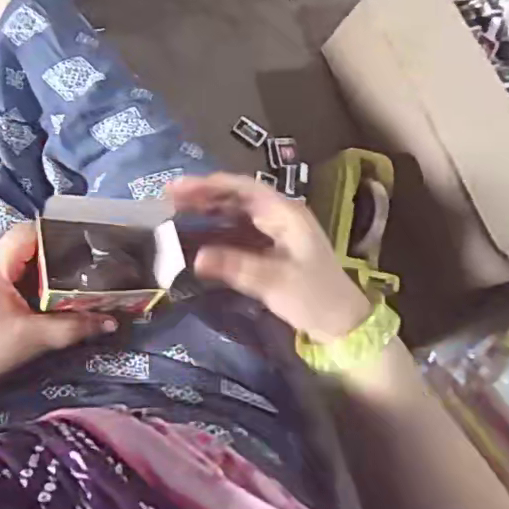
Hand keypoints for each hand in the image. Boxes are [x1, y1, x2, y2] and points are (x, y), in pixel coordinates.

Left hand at [0, 224, 116, 388]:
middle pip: (29, 242)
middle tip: (90, 266)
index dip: (62, 235)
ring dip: (47, 268)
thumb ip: (74, 327)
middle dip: (60, 253)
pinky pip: (13, 271)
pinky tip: (53, 293)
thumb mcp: (32, 339)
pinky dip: (34, 278)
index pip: (33, 231)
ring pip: (22, 257)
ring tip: (78, 279)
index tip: (89, 247)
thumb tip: (111, 321)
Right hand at [167, 173, 372, 341]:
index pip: (242, 188)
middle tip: (168, 198)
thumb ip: (236, 267)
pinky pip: (237, 230)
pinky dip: (215, 228)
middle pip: (236, 196)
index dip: (209, 185)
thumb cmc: (314, 297)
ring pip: (235, 212)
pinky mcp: (270, 247)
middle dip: (202, 195)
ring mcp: (275, 231)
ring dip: (207, 210)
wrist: (341, 323)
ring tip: (175, 211)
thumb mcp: (275, 282)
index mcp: (285, 214)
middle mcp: (279, 215)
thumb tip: (196, 258)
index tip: (179, 188)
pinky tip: (196, 234)